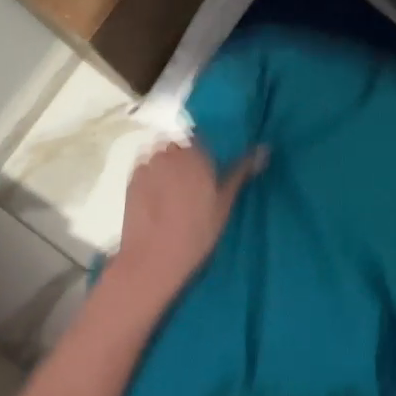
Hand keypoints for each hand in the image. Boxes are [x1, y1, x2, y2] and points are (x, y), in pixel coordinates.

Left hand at [105, 141, 264, 306]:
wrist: (152, 258)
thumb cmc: (195, 233)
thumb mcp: (224, 204)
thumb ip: (241, 172)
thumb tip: (264, 148)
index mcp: (196, 153)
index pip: (205, 138)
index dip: (210, 153)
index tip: (215, 170)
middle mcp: (169, 150)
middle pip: (183, 147)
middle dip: (190, 161)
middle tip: (198, 188)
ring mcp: (147, 163)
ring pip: (164, 157)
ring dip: (170, 168)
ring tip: (176, 197)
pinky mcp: (131, 178)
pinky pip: (148, 169)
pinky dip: (154, 178)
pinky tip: (158, 200)